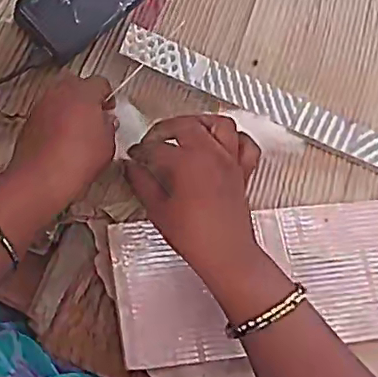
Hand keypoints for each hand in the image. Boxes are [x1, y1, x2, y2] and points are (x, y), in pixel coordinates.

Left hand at [4, 72, 115, 206]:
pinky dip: (53, 120)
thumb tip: (106, 123)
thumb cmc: (75, 161)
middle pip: (75, 85)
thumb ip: (109, 126)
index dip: (107, 96)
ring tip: (77, 131)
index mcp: (83, 92)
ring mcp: (41, 106)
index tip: (109, 108)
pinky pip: (45, 113)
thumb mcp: (107, 145)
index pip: (99, 83)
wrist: (41, 179)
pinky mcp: (29, 121)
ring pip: (58, 98)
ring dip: (68, 108)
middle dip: (85, 98)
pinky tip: (61, 140)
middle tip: (94, 116)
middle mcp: (59, 93)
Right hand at [123, 115, 265, 282]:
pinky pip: (246, 144)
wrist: (226, 255)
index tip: (134, 156)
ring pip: (219, 124)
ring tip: (185, 128)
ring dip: (200, 122)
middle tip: (151, 139)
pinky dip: (235, 138)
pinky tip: (222, 142)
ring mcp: (229, 161)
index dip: (140, 150)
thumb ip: (141, 182)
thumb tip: (131, 169)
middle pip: (185, 125)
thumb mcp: (157, 209)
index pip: (156, 147)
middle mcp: (211, 155)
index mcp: (187, 162)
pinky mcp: (242, 171)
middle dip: (164, 129)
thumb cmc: (195, 237)